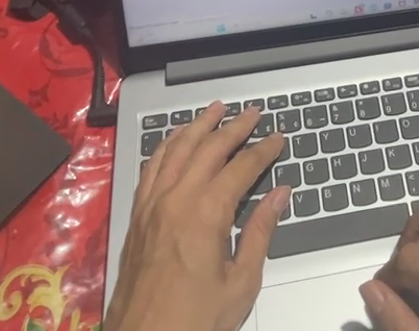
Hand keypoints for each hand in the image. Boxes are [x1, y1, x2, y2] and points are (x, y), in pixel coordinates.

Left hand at [104, 102, 287, 330]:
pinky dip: (168, 144)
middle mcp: (177, 198)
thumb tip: (281, 193)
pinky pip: (152, 165)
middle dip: (235, 127)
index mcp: (207, 213)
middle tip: (254, 113)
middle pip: (210, 147)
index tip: (279, 138)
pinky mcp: (137, 214)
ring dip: (199, 124)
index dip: (264, 150)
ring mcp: (153, 203)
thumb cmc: (195, 322)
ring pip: (177, 148)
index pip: (242, 167)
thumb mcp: (241, 283)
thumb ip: (260, 232)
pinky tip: (178, 137)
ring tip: (217, 108)